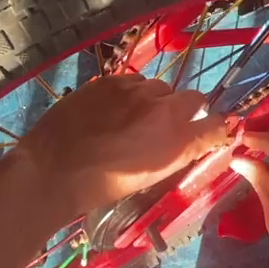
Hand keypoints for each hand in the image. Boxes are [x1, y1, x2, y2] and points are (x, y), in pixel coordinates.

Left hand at [13, 75, 228, 216]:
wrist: (52, 171)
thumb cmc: (101, 186)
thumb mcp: (150, 176)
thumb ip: (178, 153)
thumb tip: (197, 139)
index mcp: (176, 141)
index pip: (216, 124)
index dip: (214, 128)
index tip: (207, 133)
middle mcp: (162, 109)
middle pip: (193, 99)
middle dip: (187, 110)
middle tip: (168, 126)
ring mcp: (135, 90)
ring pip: (161, 87)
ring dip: (157, 99)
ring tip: (137, 117)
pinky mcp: (110, 81)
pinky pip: (133, 81)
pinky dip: (131, 94)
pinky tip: (115, 109)